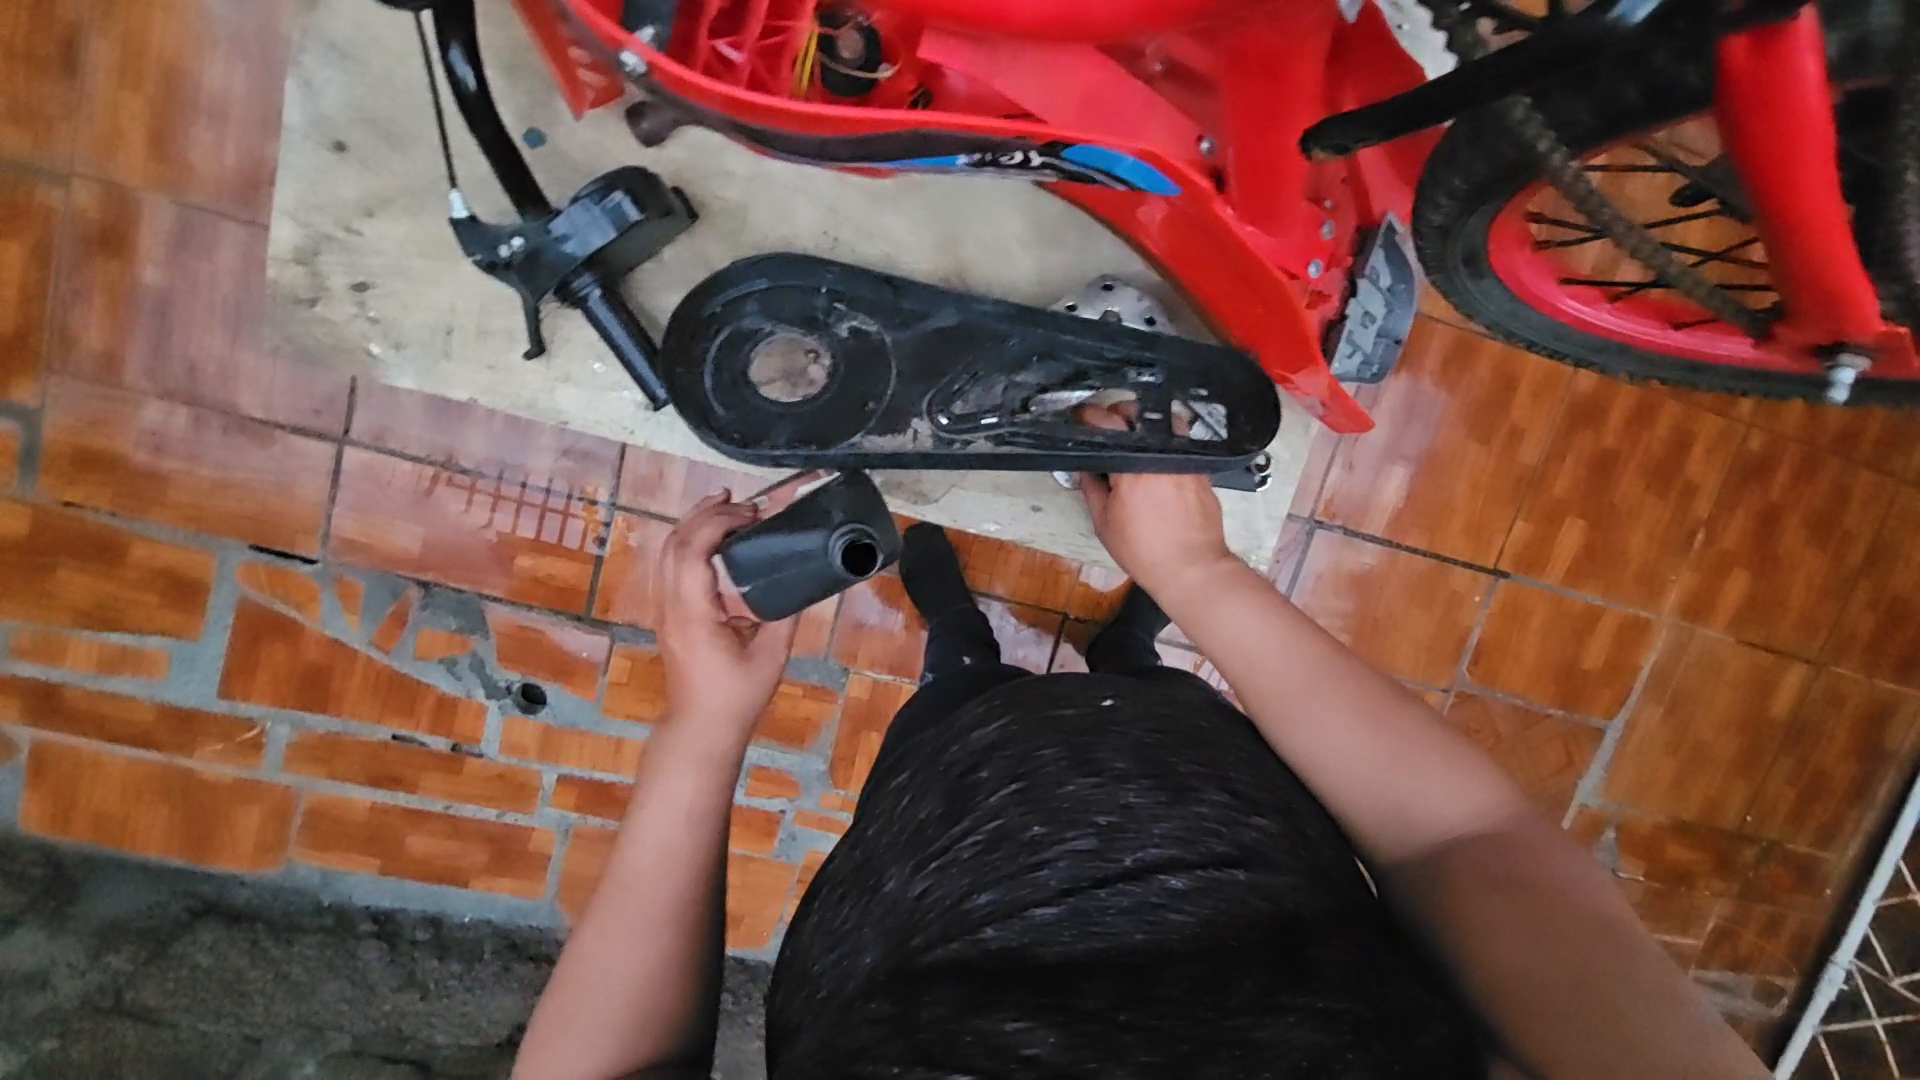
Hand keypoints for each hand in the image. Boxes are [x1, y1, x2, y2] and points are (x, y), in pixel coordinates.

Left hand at [649, 493, 797, 745]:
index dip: (719, 523)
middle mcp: (671, 605)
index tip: (753, 515)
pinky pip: (670, 565)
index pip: (693, 552)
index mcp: (694, 614)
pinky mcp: (668, 613)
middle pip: (674, 542)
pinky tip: (714, 537)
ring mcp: (664, 608)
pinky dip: (690, 541)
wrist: (701, 726)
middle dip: (706, 513)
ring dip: (695, 523)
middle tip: (743, 502)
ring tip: (726, 505)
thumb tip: (800, 576)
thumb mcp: (771, 655)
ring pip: (667, 551)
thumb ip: (784, 612)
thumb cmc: (737, 695)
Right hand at [1076, 405, 1236, 593]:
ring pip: (1165, 423)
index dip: (1090, 416)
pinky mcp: (1201, 470)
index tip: (1082, 419)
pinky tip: (1156, 462)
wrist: (1191, 567)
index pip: (1106, 423)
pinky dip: (1165, 445)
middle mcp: (1161, 455)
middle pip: (1138, 413)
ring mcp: (1185, 459)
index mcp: (1132, 466)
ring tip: (1135, 440)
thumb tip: (1085, 468)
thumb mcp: (1104, 523)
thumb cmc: (1144, 551)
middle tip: (1108, 426)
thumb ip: (1092, 489)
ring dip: (1147, 424)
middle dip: (1119, 413)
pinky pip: (1181, 444)